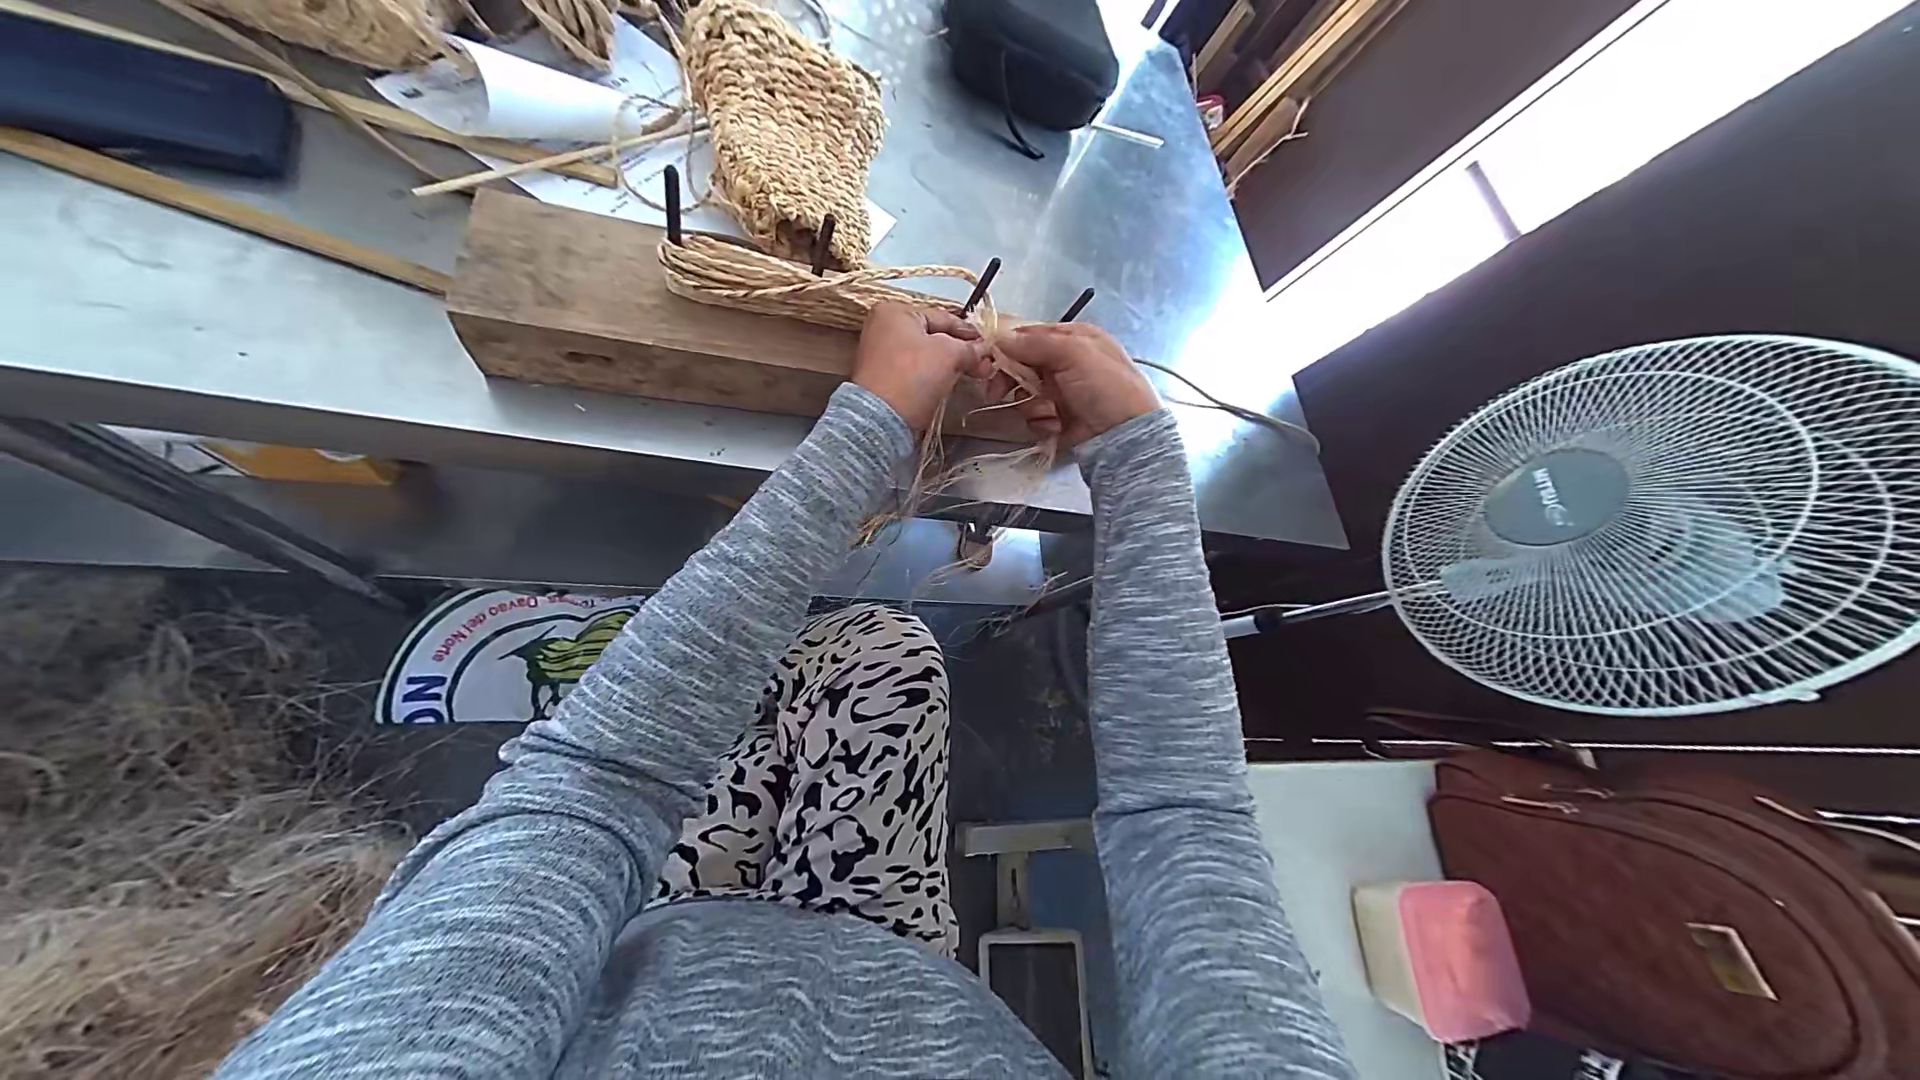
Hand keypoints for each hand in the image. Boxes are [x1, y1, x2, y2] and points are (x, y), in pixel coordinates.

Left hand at [852, 302, 992, 430]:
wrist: (881, 419)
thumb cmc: (912, 377)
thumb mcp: (949, 354)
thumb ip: (970, 348)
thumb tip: (984, 350)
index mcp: (896, 312)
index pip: (944, 317)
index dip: (971, 333)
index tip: (989, 346)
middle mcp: (884, 328)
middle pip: (934, 336)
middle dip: (961, 351)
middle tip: (984, 365)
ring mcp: (881, 354)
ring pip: (926, 355)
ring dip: (949, 364)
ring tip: (970, 374)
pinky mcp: (883, 378)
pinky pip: (915, 371)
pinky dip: (933, 375)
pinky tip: (948, 383)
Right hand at [991, 323, 1159, 445]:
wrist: (1125, 435)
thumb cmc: (1106, 387)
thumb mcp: (1074, 354)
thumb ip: (1035, 343)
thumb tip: (999, 336)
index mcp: (1072, 338)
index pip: (1029, 335)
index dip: (1006, 346)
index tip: (989, 359)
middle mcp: (1065, 363)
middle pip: (1021, 365)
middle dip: (1009, 379)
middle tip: (997, 392)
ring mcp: (1060, 392)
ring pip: (1023, 393)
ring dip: (1030, 405)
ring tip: (1048, 412)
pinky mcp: (1057, 418)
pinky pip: (1033, 417)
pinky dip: (1041, 422)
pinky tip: (1056, 425)